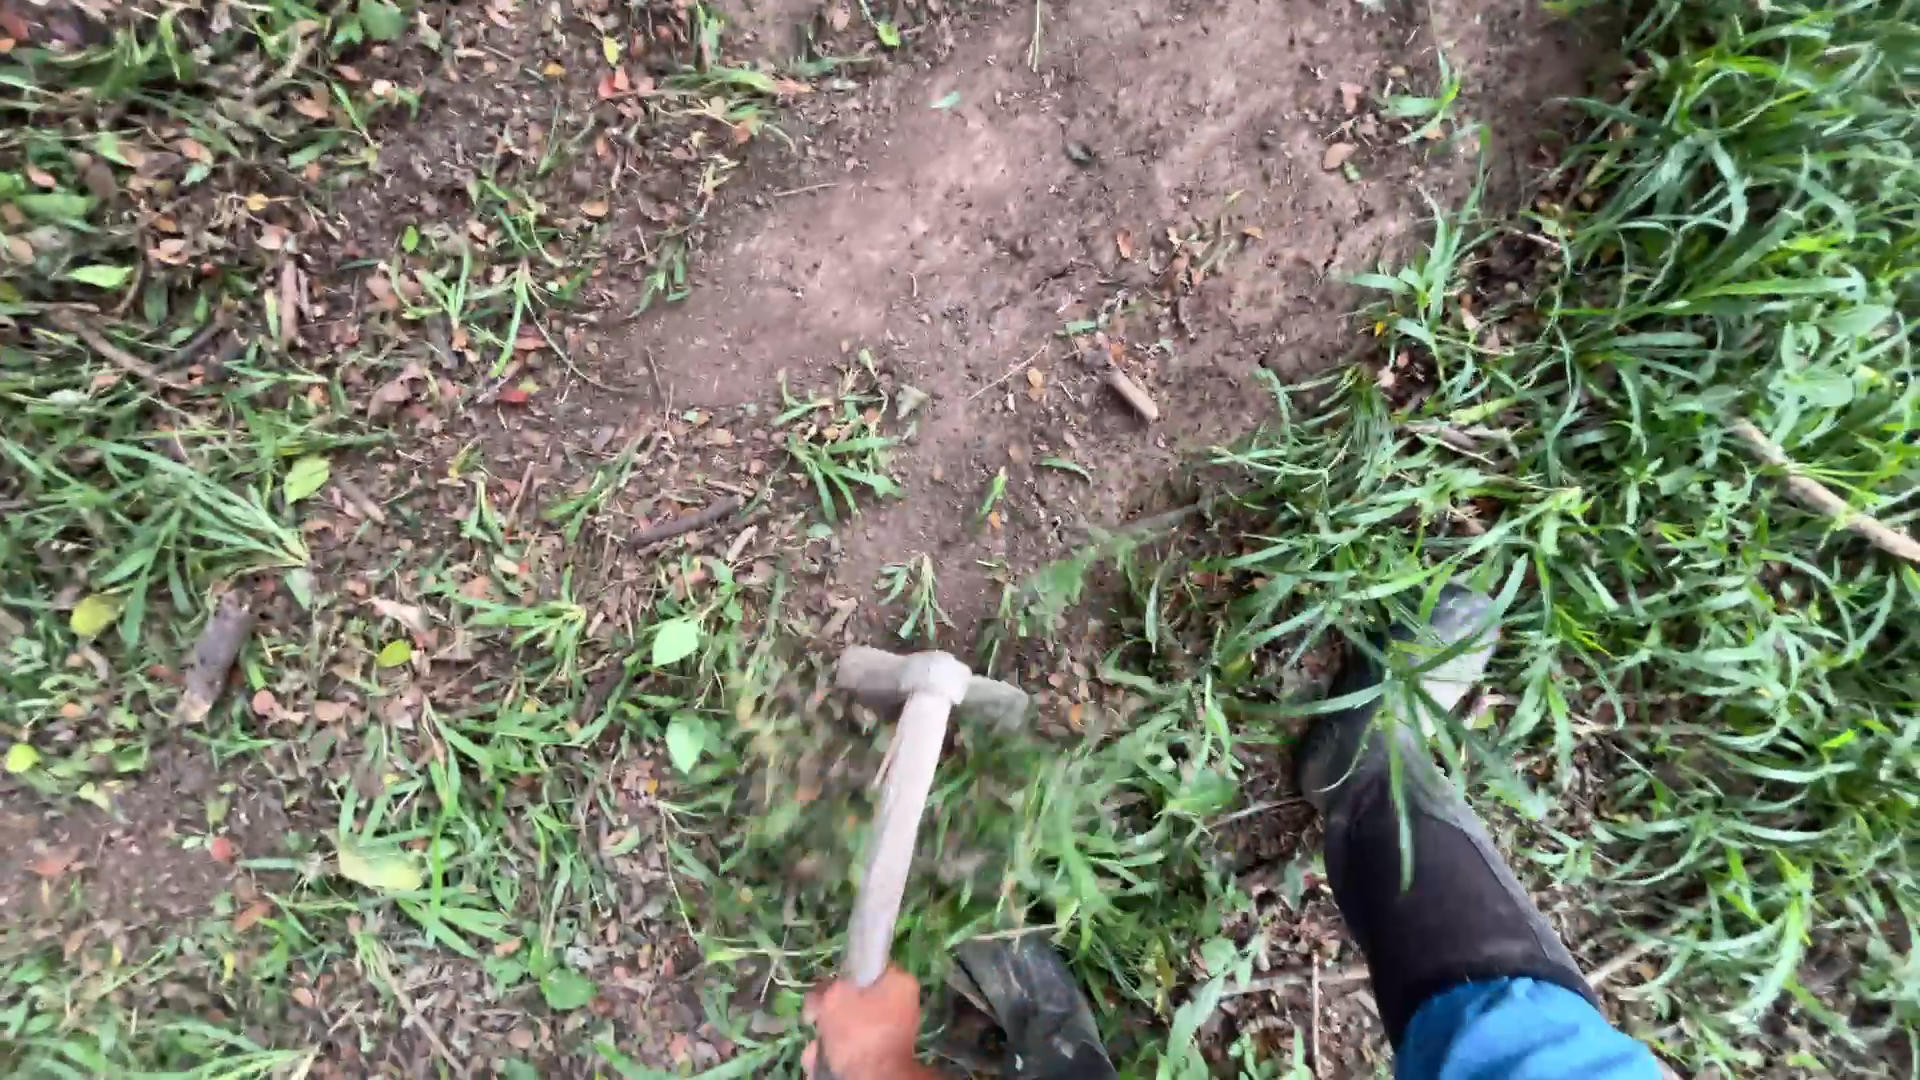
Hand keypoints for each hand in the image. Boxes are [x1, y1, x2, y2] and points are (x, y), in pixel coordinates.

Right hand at [802, 967, 928, 1078]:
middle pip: (854, 1002)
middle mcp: (901, 1006)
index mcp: (899, 982)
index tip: (826, 990)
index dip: (843, 978)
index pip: (868, 968)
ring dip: (827, 1038)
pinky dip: (834, 1056)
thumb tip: (819, 996)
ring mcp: (892, 1034)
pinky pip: (853, 1050)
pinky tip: (819, 1062)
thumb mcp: (834, 997)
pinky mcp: (881, 1058)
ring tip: (815, 1050)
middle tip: (815, 1022)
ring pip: (850, 1029)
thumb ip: (824, 988)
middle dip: (828, 1015)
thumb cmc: (860, 1030)